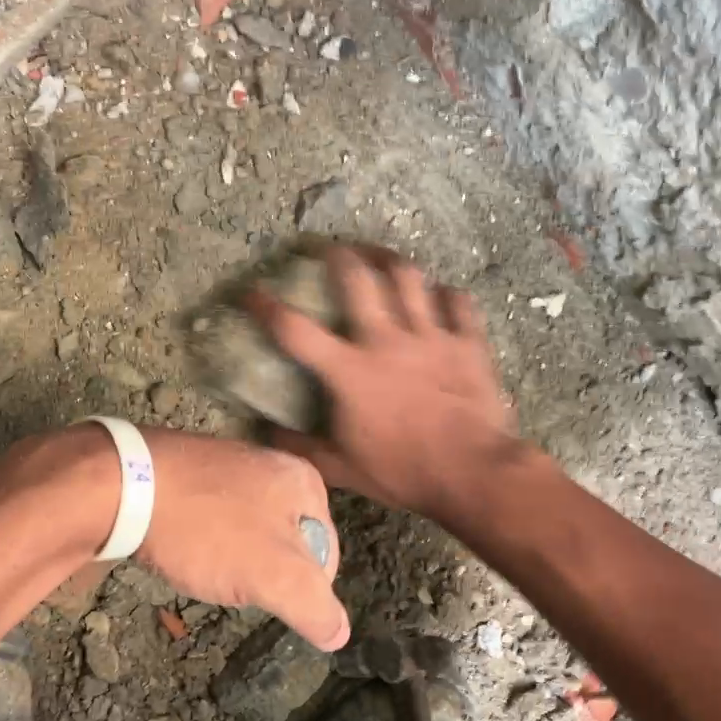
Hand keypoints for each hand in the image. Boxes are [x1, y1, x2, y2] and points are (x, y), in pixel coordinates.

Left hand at [134, 427, 349, 650]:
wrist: (122, 483)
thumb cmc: (206, 529)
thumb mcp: (274, 575)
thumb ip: (314, 606)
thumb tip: (339, 634)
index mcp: (305, 483)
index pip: (327, 556)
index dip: (301, 590)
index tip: (264, 596)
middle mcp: (271, 465)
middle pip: (284, 543)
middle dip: (260, 571)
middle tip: (228, 582)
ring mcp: (228, 463)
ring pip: (245, 532)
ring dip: (227, 558)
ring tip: (199, 564)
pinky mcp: (188, 471)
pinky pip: (209, 517)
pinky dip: (199, 538)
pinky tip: (180, 547)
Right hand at [244, 246, 521, 523]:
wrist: (471, 471)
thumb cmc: (401, 471)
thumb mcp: (340, 468)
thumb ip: (300, 448)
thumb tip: (265, 434)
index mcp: (349, 371)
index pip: (295, 330)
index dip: (265, 306)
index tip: (250, 292)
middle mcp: (385, 341)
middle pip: (358, 278)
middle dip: (338, 256)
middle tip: (329, 248)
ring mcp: (431, 336)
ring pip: (408, 277)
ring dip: (389, 260)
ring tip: (379, 255)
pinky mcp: (467, 342)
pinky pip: (458, 301)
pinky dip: (445, 293)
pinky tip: (439, 294)